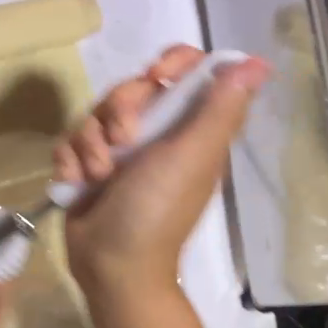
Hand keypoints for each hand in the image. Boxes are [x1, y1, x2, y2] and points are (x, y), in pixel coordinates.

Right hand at [56, 45, 268, 293]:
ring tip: (97, 174)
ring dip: (90, 143)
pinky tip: (77, 183)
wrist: (112, 265)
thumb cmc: (157, 212)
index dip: (171, 62)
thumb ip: (221, 108)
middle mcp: (157, 133)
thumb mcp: (193, 156)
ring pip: (95, 113)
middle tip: (123, 143)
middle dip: (119, 110)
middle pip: (131, 87)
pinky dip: (70, 162)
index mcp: (189, 127)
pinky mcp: (88, 167)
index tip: (156, 75)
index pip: (186, 69)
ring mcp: (120, 151)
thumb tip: (256, 63)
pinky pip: (70, 140)